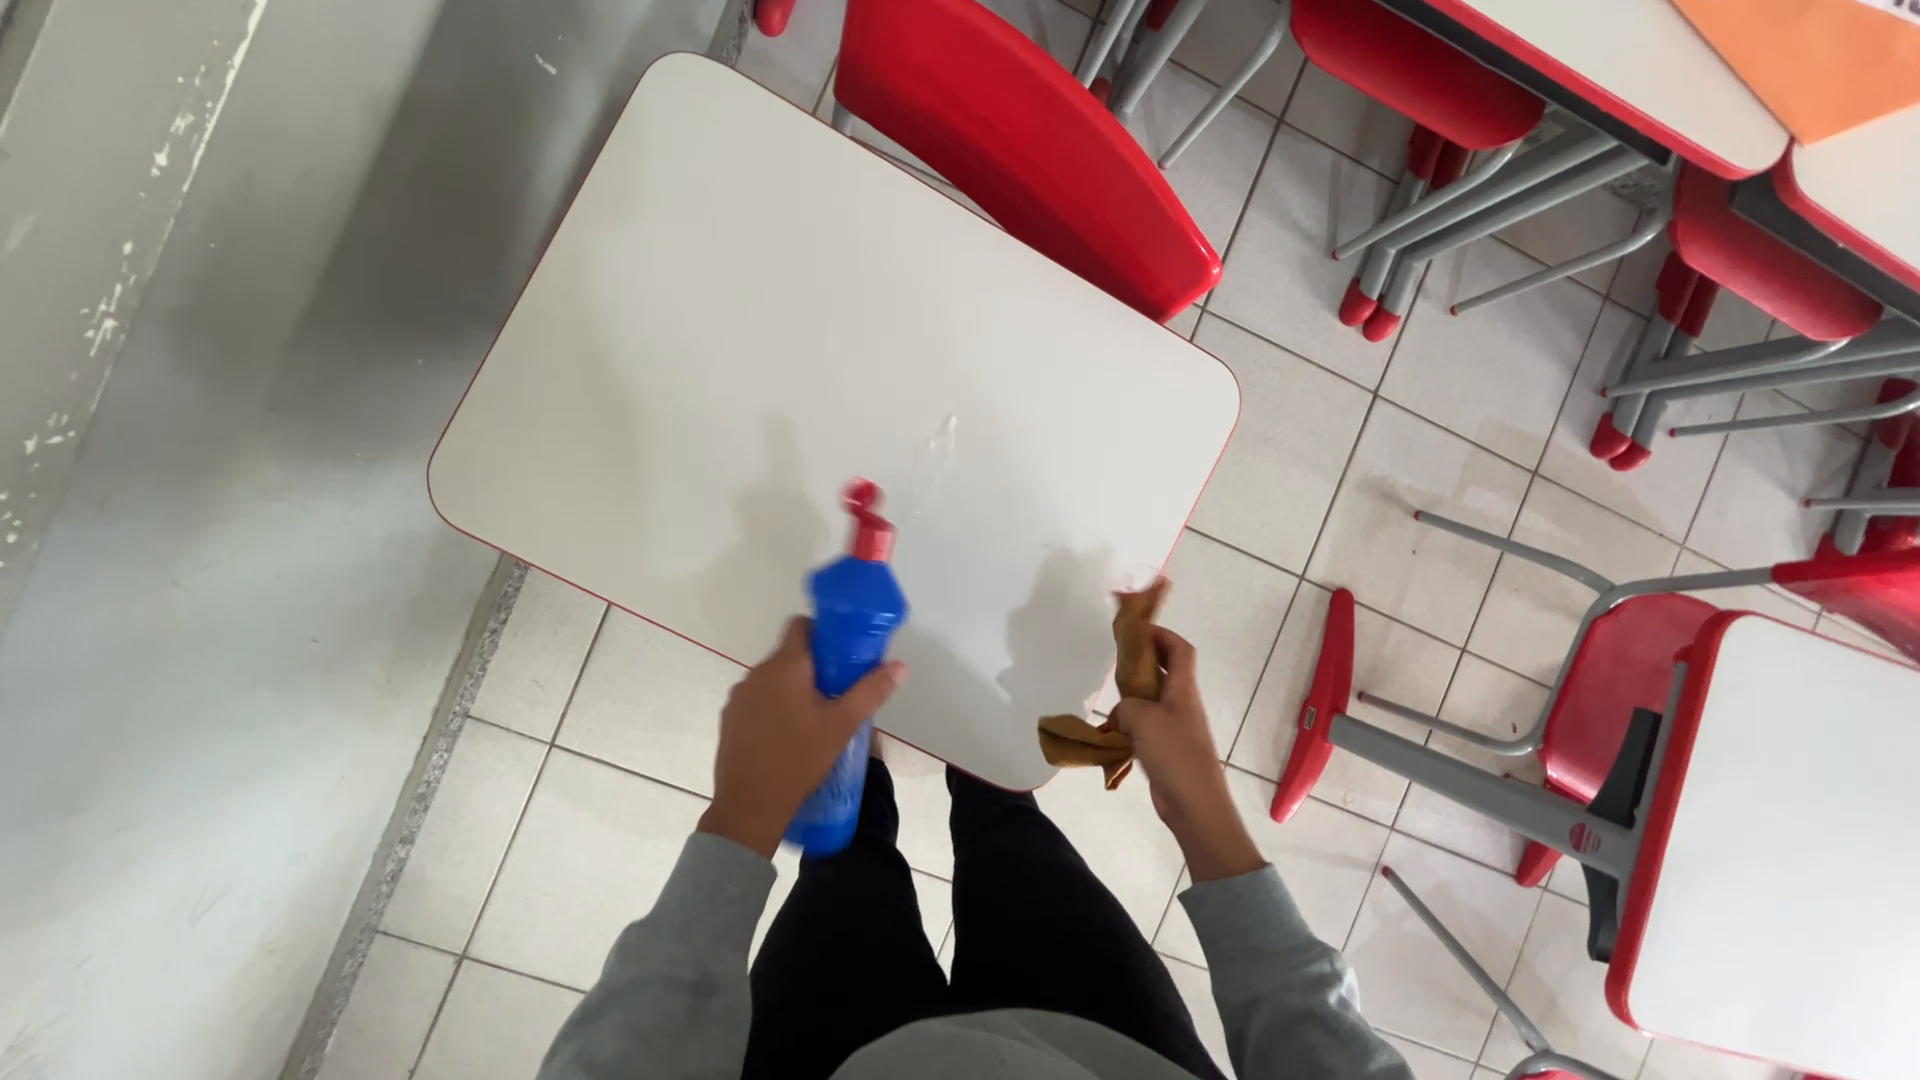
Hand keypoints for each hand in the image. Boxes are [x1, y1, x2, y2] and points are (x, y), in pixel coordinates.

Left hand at [699, 617, 906, 856]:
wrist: (749, 805)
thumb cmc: (799, 759)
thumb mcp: (843, 726)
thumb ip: (871, 691)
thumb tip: (900, 666)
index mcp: (785, 666)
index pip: (800, 625)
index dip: (822, 632)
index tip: (841, 651)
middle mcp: (757, 673)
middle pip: (788, 654)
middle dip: (813, 666)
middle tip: (837, 690)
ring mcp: (739, 696)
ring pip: (772, 678)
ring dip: (792, 688)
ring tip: (814, 717)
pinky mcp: (730, 718)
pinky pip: (757, 700)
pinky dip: (773, 707)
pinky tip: (787, 735)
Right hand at [1110, 627, 1262, 881]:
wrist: (1194, 804)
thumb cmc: (1174, 754)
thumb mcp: (1143, 719)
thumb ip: (1128, 705)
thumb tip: (1123, 712)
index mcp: (1184, 691)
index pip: (1180, 650)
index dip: (1163, 634)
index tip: (1138, 630)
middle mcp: (1183, 705)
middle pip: (1167, 672)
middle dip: (1145, 660)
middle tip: (1118, 658)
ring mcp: (1176, 728)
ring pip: (1155, 699)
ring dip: (1135, 692)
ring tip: (1111, 693)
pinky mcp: (1168, 749)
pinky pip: (1148, 725)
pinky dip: (1131, 722)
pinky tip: (1113, 731)